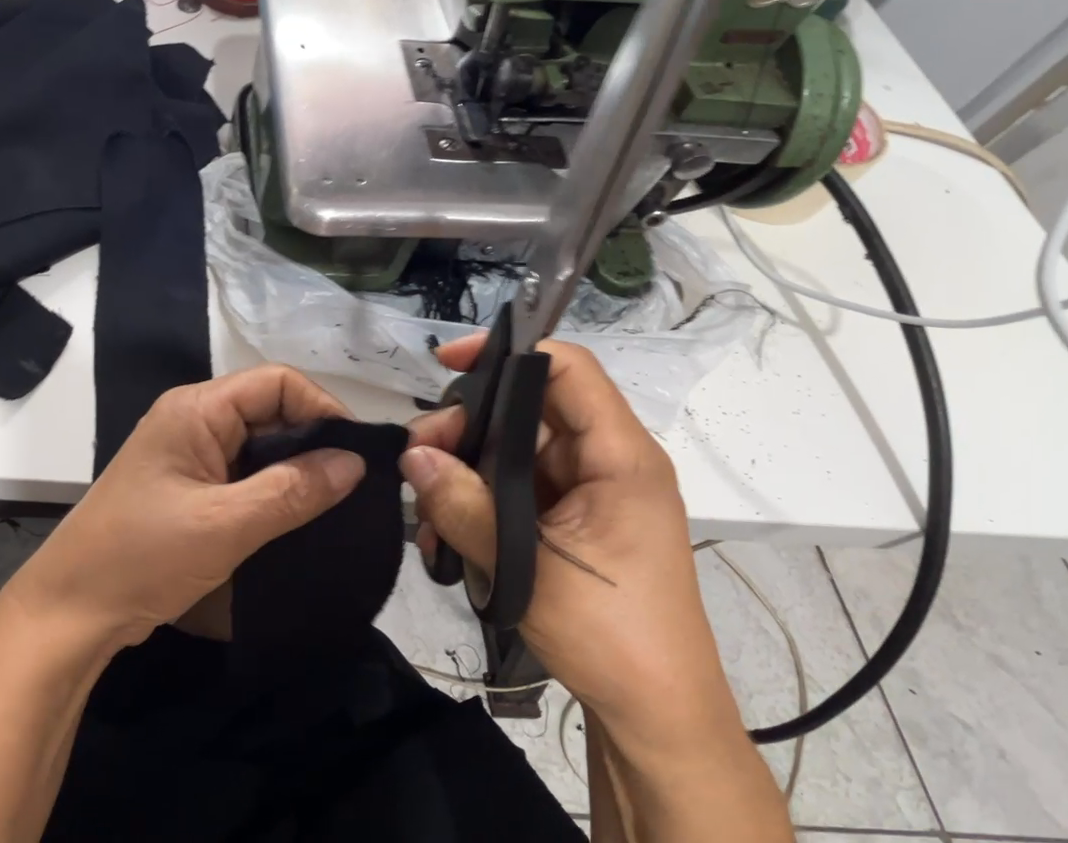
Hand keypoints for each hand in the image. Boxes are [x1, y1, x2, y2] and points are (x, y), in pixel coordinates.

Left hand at [4, 366, 367, 648]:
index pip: (276, 383)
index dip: (322, 408)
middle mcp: (192, 421)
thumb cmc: (143, 556)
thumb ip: (292, 490)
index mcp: (194, 409)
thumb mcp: (225, 524)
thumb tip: (354, 462)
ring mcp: (188, 456)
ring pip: (260, 447)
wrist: (73, 609)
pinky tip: (301, 519)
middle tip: (359, 486)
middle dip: (315, 441)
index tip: (359, 455)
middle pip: (270, 411)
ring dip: (297, 471)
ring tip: (340, 504)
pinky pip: (243, 476)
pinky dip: (274, 491)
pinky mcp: (189, 490)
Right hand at [402, 336, 735, 741]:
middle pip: (526, 412)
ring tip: (426, 517)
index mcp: (620, 458)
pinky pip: (512, 493)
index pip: (568, 369)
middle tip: (417, 465)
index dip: (508, 353)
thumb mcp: (528, 567)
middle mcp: (605, 464)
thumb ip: (465, 505)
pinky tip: (443, 538)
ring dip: (462, 476)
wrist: (655, 715)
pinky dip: (475, 505)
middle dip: (465, 430)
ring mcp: (586, 495)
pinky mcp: (569, 524)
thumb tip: (412, 455)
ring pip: (511, 454)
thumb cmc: (610, 634)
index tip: (445, 365)